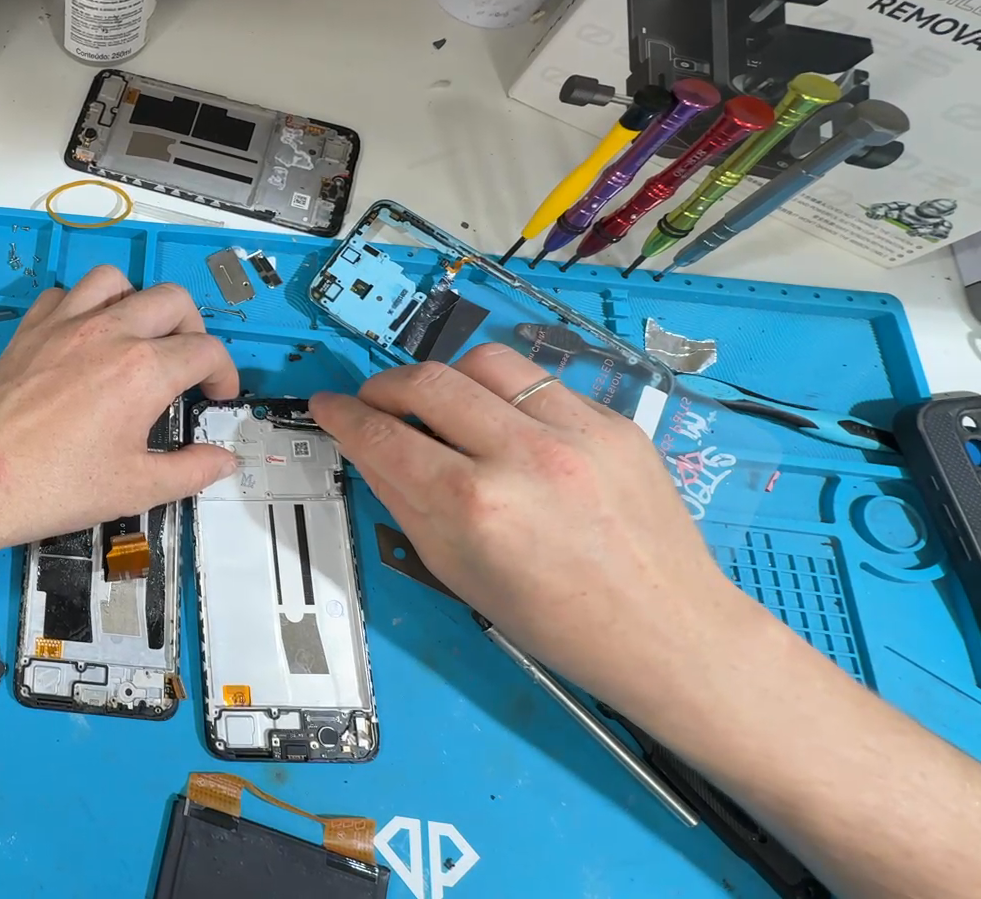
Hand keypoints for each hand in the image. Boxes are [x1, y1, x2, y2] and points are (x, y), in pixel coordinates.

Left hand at [0, 266, 239, 552]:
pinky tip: (84, 335)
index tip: (217, 394)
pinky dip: (83, 304)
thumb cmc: (55, 487)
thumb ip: (190, 471)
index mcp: (143, 370)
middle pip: (172, 300)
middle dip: (192, 328)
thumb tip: (223, 461)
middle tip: (186, 364)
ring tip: (138, 336)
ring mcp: (65, 325)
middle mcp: (109, 333)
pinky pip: (64, 293)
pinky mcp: (30, 330)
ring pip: (116, 281)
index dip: (224, 372)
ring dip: (138, 301)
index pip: (206, 350)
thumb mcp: (135, 488)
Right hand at [310, 344, 749, 705]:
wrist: (668, 632)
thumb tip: (364, 445)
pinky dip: (499, 393)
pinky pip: (537, 380)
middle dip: (383, 387)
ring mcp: (577, 432)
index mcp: (473, 505)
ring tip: (440, 408)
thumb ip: (399, 494)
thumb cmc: (547, 617)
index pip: (383, 435)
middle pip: (426, 382)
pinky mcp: (614, 422)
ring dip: (443, 378)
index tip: (327, 404)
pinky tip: (501, 424)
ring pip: (481, 361)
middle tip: (375, 406)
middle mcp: (523, 456)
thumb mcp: (450, 565)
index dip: (342, 415)